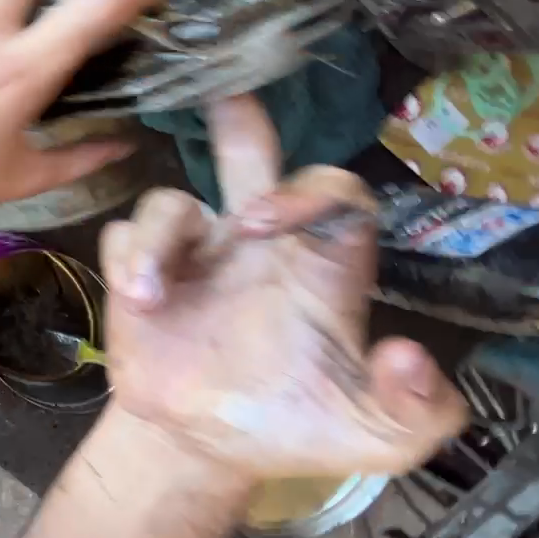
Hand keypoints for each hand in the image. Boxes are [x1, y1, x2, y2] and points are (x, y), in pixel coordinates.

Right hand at [99, 95, 467, 478]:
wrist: (202, 441)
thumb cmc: (296, 428)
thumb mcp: (379, 435)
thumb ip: (418, 405)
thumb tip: (403, 351)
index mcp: (319, 268)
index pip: (333, 197)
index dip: (306, 191)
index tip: (265, 224)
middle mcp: (252, 246)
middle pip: (248, 163)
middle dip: (239, 127)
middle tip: (221, 95)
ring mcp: (189, 255)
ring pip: (167, 203)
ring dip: (153, 241)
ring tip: (144, 293)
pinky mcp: (132, 270)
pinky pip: (120, 237)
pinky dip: (124, 260)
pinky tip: (135, 301)